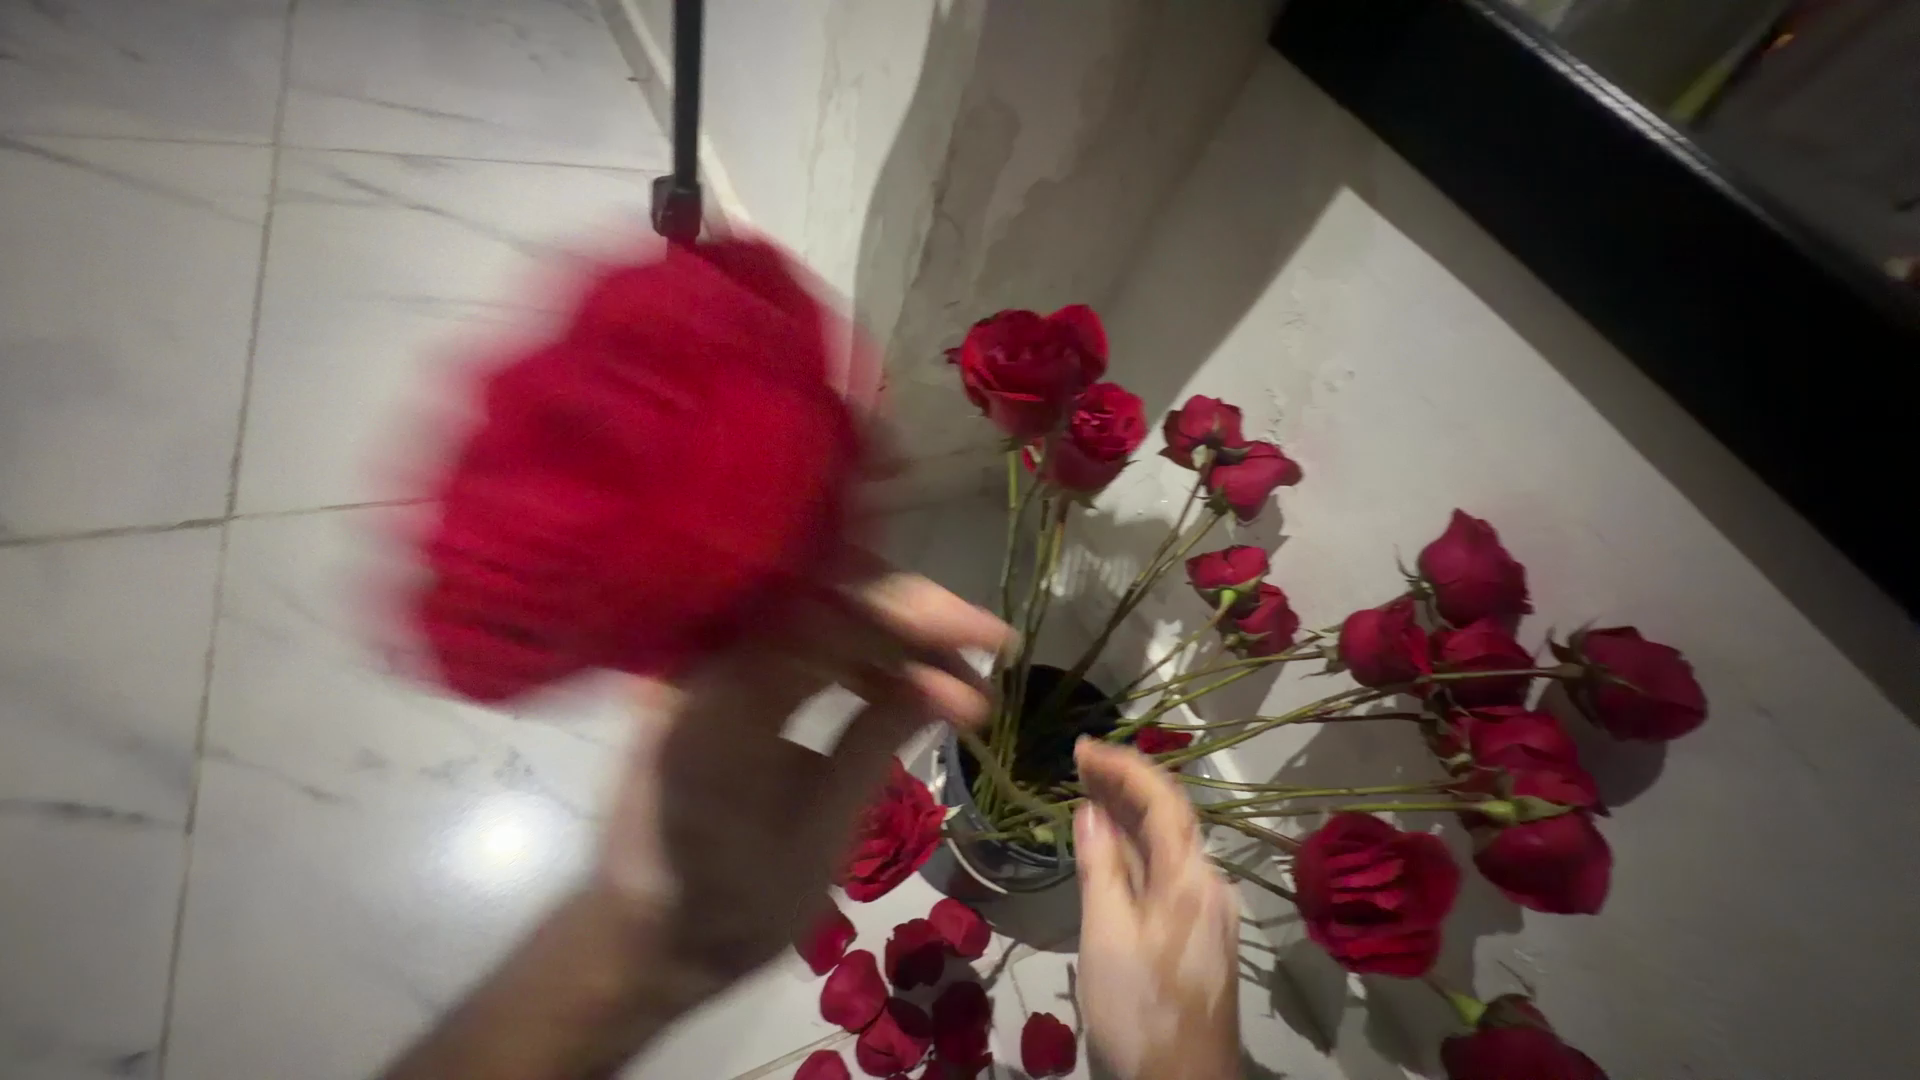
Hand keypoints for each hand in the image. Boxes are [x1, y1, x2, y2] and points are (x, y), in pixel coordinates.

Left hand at [590, 564, 1012, 998]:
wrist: (639, 941)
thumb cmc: (725, 912)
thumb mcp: (817, 839)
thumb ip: (878, 742)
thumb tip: (959, 686)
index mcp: (719, 698)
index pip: (832, 615)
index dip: (920, 616)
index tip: (993, 641)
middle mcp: (707, 659)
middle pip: (828, 597)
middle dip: (916, 621)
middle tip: (983, 657)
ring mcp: (711, 662)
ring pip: (823, 613)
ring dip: (896, 639)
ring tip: (957, 684)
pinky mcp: (724, 675)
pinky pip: (804, 641)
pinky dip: (862, 657)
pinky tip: (905, 684)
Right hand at [1074, 738, 1241, 1079]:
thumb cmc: (1140, 1009)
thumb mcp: (1107, 934)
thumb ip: (1101, 865)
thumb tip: (1090, 810)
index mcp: (1191, 877)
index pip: (1162, 798)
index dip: (1123, 765)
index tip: (1081, 746)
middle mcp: (1207, 882)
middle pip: (1168, 815)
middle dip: (1123, 781)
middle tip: (1078, 760)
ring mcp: (1205, 907)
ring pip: (1165, 842)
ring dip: (1127, 810)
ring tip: (1086, 786)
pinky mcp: (1195, 929)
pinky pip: (1165, 867)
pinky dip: (1134, 844)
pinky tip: (1109, 841)